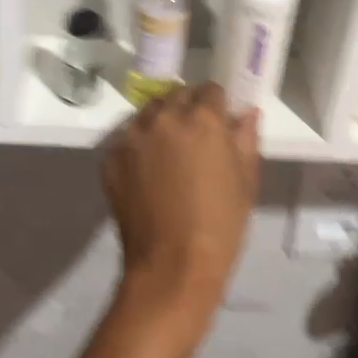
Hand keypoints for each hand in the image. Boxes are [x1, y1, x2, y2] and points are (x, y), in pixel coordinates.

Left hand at [101, 83, 260, 321]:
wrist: (172, 268)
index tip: (219, 122)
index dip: (217, 104)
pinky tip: (148, 176)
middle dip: (188, 109)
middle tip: (195, 138)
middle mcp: (164, 118)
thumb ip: (245, 139)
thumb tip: (247, 114)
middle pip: (177, 96)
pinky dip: (138, 149)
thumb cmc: (220, 225)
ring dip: (160, 124)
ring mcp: (132, 137)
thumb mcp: (245, 181)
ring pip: (148, 114)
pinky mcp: (110, 159)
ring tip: (169, 155)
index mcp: (203, 119)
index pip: (210, 89)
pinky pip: (127, 141)